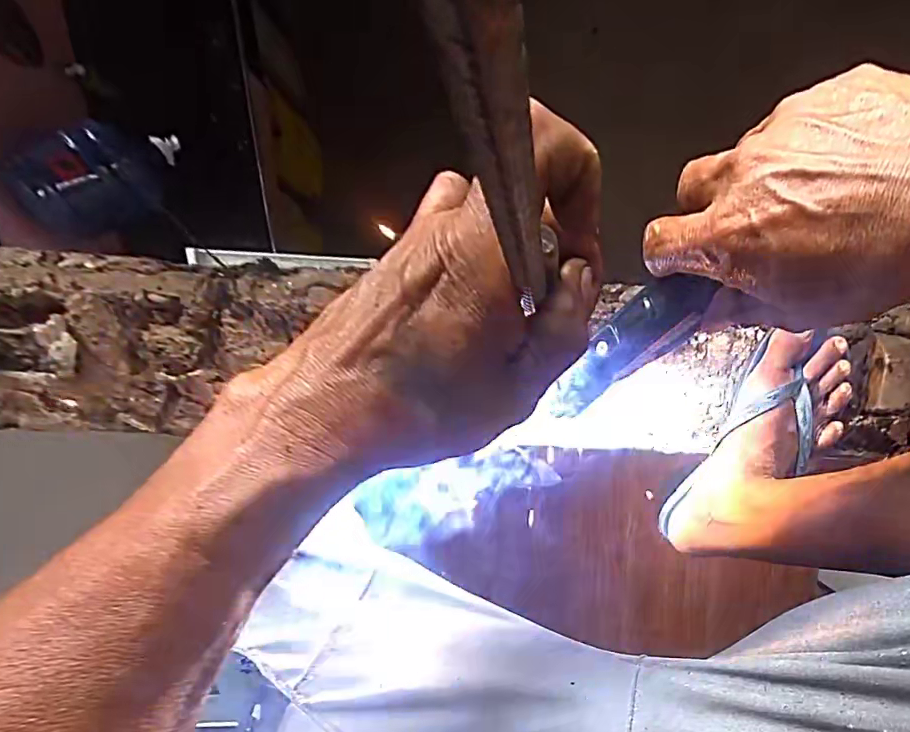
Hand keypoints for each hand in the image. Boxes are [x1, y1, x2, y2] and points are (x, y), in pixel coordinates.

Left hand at [234, 100, 602, 470]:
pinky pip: (461, 233)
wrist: (328, 411)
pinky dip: (485, 262)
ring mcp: (421, 231)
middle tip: (550, 307)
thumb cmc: (418, 410)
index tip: (580, 249)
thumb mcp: (519, 390)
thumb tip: (579, 282)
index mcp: (486, 247)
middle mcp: (450, 222)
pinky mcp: (403, 252)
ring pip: (496, 215)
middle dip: (556, 244)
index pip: (544, 142)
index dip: (582, 184)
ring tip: (513, 319)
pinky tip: (478, 315)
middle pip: (528, 191)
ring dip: (520, 256)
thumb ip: (566, 326)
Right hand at [643, 64, 909, 328]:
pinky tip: (847, 172)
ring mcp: (783, 126)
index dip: (667, 254)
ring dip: (765, 180)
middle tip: (747, 232)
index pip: (662, 240)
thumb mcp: (802, 309)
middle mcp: (745, 172)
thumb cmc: (886, 259)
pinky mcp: (822, 95)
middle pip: (693, 187)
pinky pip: (796, 124)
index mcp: (732, 234)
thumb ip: (742, 307)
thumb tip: (714, 309)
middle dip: (708, 211)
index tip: (677, 259)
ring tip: (817, 203)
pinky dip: (810, 149)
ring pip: (747, 154)